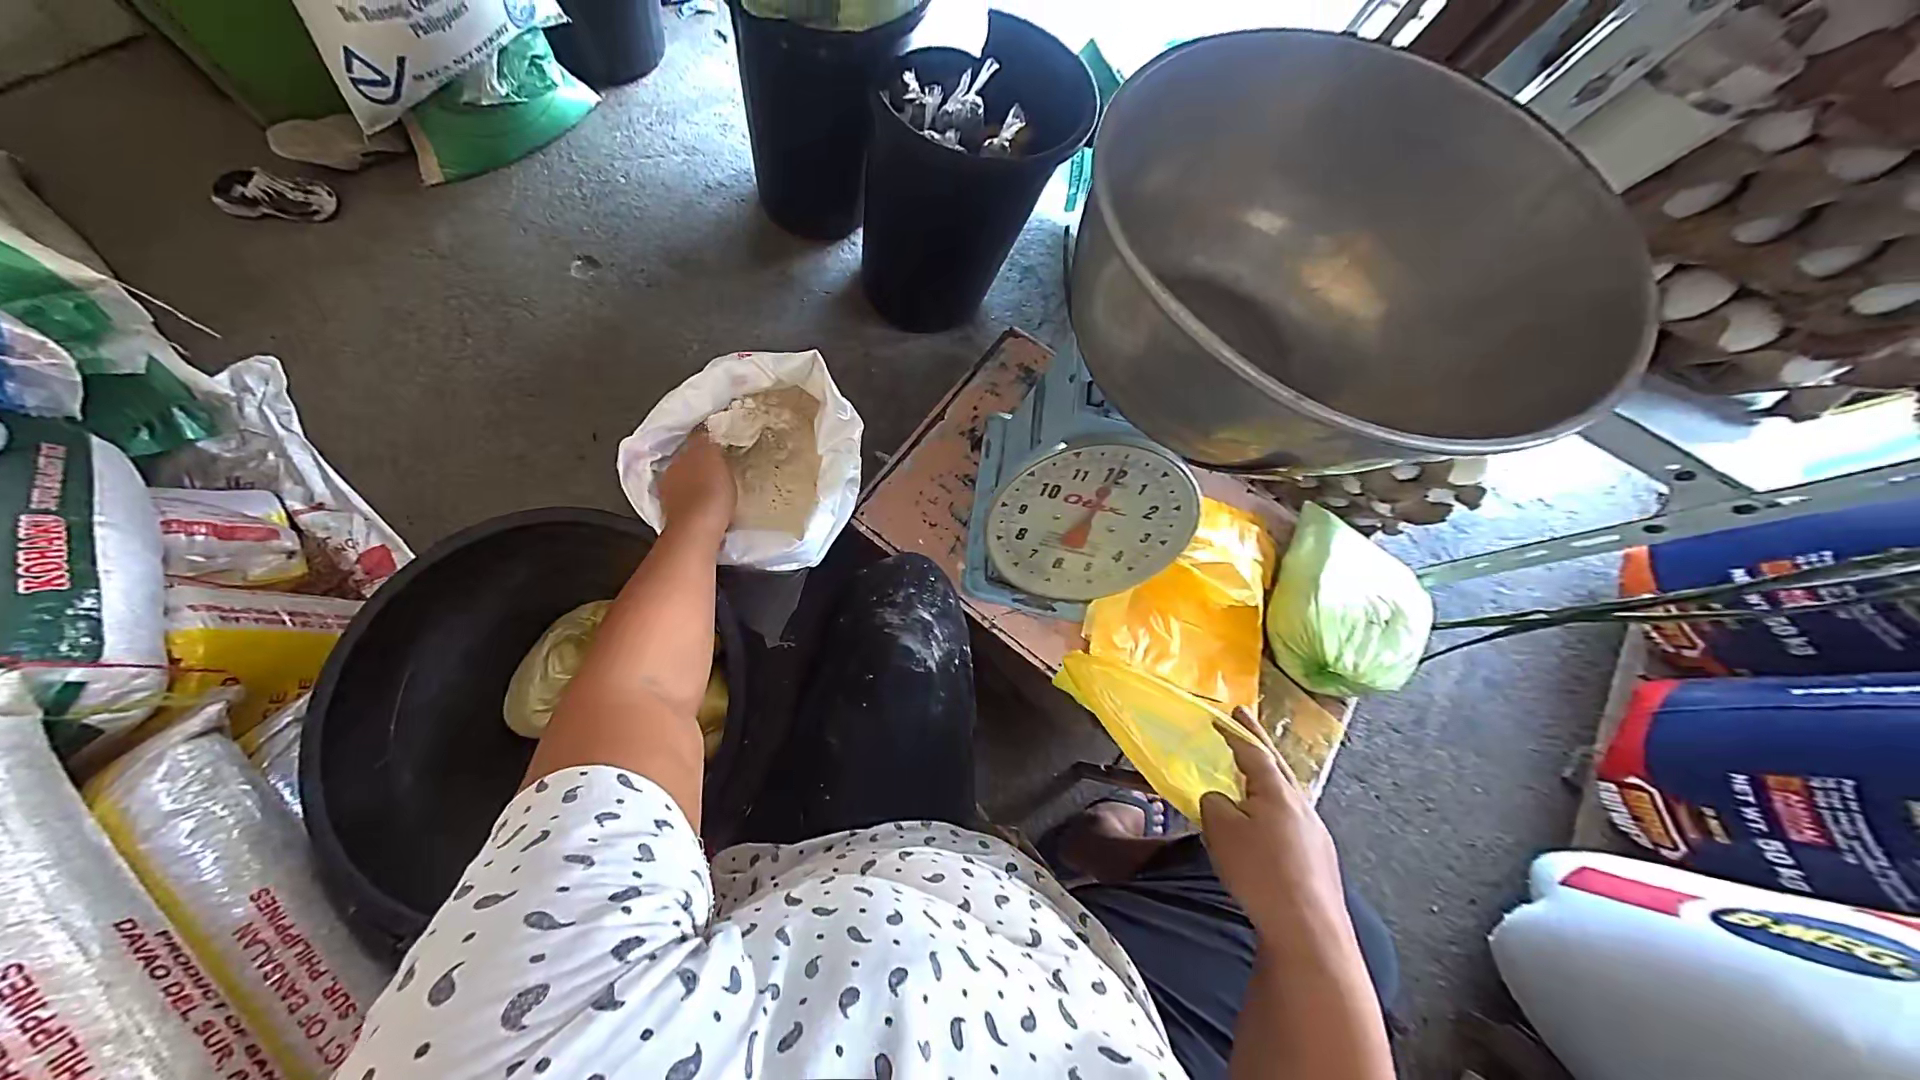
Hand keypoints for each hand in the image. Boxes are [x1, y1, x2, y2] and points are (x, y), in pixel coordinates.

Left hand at [658, 430, 734, 538]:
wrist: (699, 531)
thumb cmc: (709, 491)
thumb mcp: (712, 457)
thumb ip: (706, 442)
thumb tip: (702, 431)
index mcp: (676, 460)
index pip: (690, 446)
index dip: (704, 447)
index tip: (718, 451)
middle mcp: (668, 478)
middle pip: (686, 468)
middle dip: (699, 469)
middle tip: (719, 472)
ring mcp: (670, 502)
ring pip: (686, 488)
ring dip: (698, 489)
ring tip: (717, 493)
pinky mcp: (679, 522)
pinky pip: (691, 508)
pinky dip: (699, 507)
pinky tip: (712, 511)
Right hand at [1199, 707, 1351, 947]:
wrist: (1308, 931)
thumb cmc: (1261, 872)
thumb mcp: (1221, 830)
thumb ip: (1214, 803)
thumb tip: (1220, 799)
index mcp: (1277, 792)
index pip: (1254, 752)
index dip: (1236, 732)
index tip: (1225, 713)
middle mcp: (1301, 805)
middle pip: (1276, 765)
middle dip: (1257, 741)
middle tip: (1244, 719)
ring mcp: (1314, 833)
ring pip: (1285, 793)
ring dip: (1265, 776)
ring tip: (1249, 770)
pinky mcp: (1318, 859)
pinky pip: (1289, 819)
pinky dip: (1272, 807)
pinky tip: (1263, 823)